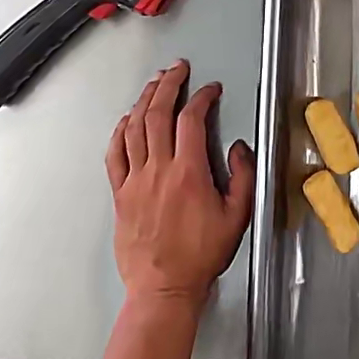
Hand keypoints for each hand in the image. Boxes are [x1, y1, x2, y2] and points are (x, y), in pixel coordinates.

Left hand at [106, 60, 254, 309]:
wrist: (163, 289)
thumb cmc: (201, 256)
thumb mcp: (237, 217)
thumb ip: (243, 177)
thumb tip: (238, 148)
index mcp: (189, 173)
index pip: (191, 120)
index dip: (201, 97)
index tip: (210, 90)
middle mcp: (158, 171)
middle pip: (158, 114)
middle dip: (169, 85)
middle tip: (178, 69)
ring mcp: (135, 181)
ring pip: (135, 128)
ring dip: (145, 100)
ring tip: (155, 82)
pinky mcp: (120, 194)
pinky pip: (115, 154)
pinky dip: (120, 131)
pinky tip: (127, 119)